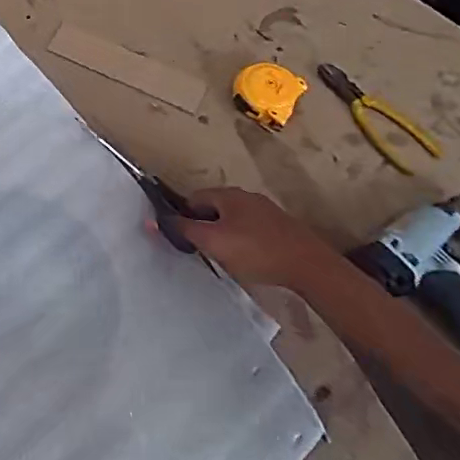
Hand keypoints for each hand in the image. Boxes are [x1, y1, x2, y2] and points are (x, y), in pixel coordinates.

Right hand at [173, 187, 345, 288]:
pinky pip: (249, 230)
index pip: (194, 198)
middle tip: (199, 250)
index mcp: (229, 195)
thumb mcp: (213, 241)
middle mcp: (247, 197)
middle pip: (213, 208)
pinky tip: (245, 259)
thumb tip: (153, 220)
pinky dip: (240, 241)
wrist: (306, 264)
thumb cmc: (255, 250)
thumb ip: (183, 230)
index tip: (180, 238)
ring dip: (221, 234)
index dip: (182, 216)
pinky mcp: (278, 228)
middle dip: (202, 226)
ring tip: (221, 257)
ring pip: (232, 219)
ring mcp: (265, 211)